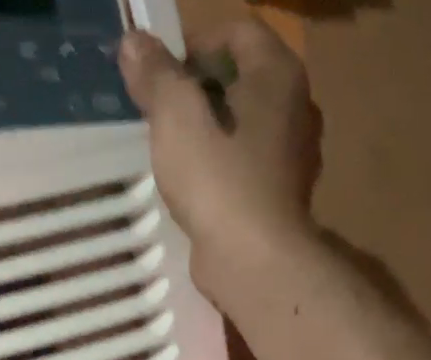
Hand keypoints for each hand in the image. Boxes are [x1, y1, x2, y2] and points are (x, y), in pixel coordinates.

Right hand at [119, 21, 318, 273]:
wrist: (254, 258)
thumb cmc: (217, 182)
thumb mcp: (176, 120)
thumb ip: (156, 77)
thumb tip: (134, 41)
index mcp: (277, 74)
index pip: (238, 30)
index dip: (193, 44)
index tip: (158, 77)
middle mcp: (296, 103)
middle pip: (243, 74)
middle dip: (198, 86)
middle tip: (158, 114)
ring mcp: (294, 150)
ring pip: (246, 119)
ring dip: (210, 125)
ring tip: (172, 148)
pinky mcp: (282, 189)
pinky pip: (248, 157)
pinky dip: (222, 159)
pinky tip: (195, 183)